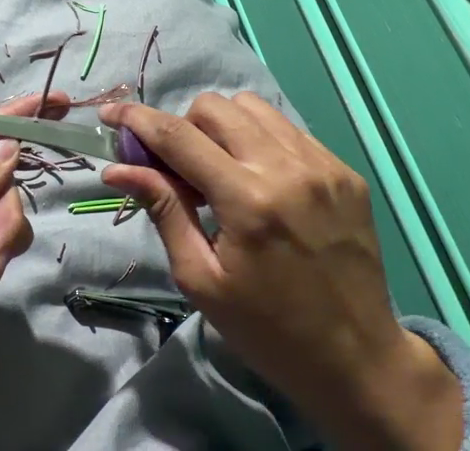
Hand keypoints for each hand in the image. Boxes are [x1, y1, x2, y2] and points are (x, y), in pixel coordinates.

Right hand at [101, 93, 462, 450]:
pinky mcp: (345, 172)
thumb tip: (117, 167)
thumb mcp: (201, 279)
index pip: (178, 136)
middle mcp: (287, 169)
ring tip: (221, 171)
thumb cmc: (267, 329)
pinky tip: (260, 181)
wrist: (358, 361)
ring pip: (253, 107)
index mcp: (247, 201)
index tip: (110, 115)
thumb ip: (163, 210)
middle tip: (179, 169)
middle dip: (184, 127)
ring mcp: (323, 166)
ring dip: (223, 127)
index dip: (137, 119)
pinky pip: (288, 129)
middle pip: (214, 107)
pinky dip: (261, 141)